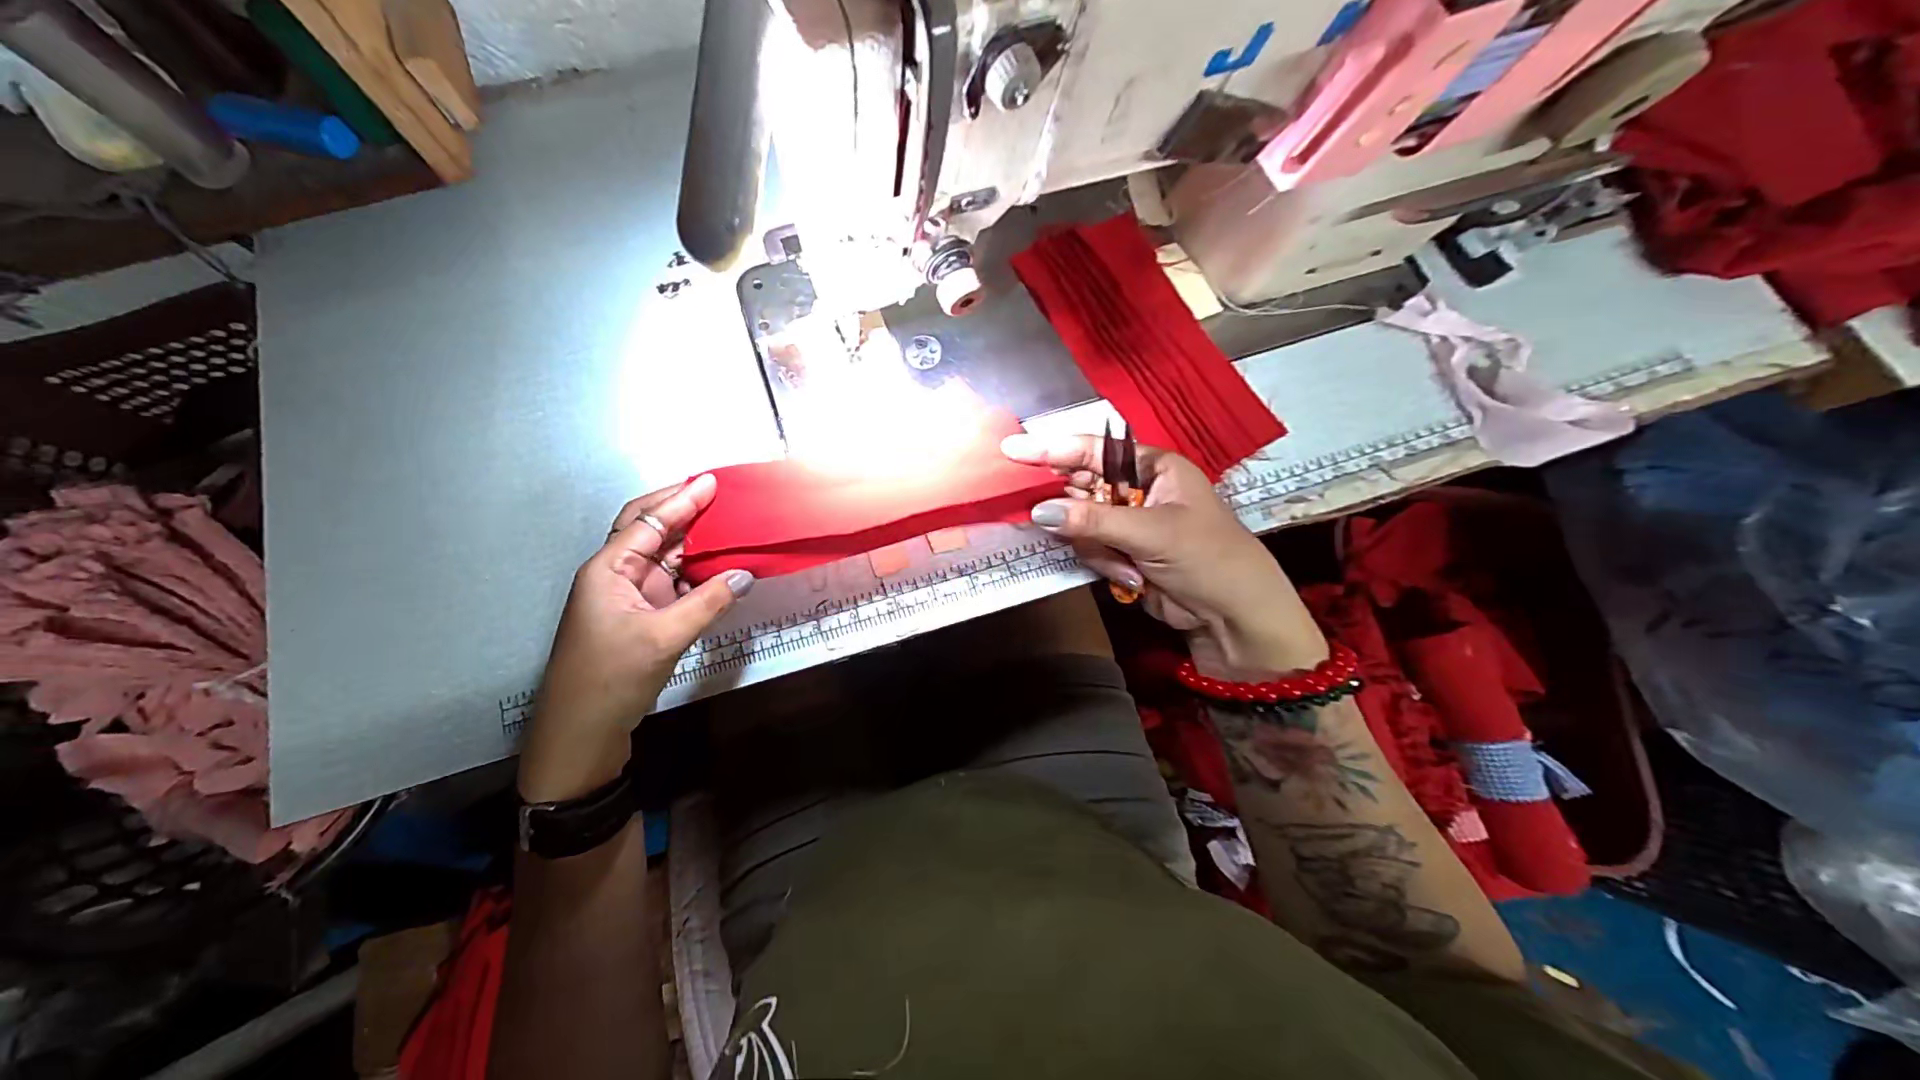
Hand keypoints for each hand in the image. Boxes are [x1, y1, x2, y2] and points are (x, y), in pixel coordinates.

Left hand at [518, 474, 753, 800]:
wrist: (580, 734)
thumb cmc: (610, 679)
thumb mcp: (662, 638)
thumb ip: (707, 602)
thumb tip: (745, 574)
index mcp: (608, 570)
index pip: (647, 522)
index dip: (681, 500)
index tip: (713, 482)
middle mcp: (617, 576)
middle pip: (651, 531)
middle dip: (683, 510)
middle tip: (720, 494)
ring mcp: (630, 597)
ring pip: (665, 558)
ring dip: (693, 541)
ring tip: (727, 522)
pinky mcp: (642, 618)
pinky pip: (673, 583)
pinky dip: (697, 572)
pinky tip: (720, 565)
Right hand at [1001, 432, 1325, 678]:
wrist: (1232, 616)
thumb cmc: (1206, 557)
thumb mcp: (1152, 533)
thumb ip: (1093, 520)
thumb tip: (1040, 511)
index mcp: (1154, 467)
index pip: (1095, 451)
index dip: (1053, 449)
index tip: (1014, 449)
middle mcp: (1138, 490)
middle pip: (1082, 488)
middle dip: (1075, 510)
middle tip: (1060, 520)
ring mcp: (1128, 523)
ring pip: (1080, 524)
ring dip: (1098, 549)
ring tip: (1127, 566)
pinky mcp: (1122, 554)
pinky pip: (1090, 550)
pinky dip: (1105, 566)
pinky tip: (1133, 580)